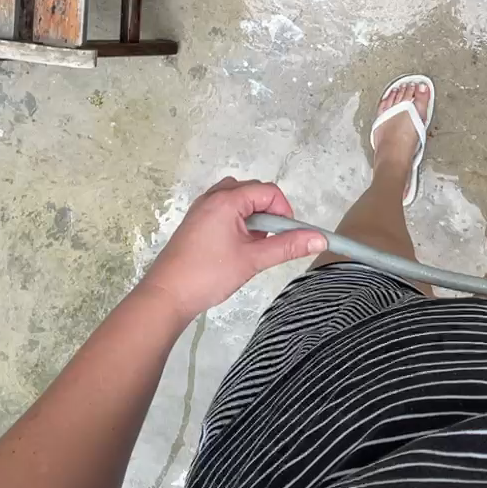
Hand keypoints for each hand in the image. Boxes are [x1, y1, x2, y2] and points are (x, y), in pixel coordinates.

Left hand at [134, 178, 325, 323]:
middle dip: (268, 212)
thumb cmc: (209, 275)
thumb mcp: (253, 260)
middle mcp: (212, 197)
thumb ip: (287, 246)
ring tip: (252, 243)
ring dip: (252, 216)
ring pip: (238, 199)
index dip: (283, 210)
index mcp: (227, 200)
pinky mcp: (195, 221)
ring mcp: (201, 208)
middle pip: (253, 191)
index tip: (286, 235)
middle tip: (268, 241)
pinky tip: (235, 246)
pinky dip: (237, 220)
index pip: (268, 191)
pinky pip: (224, 208)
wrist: (166, 296)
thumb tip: (320, 239)